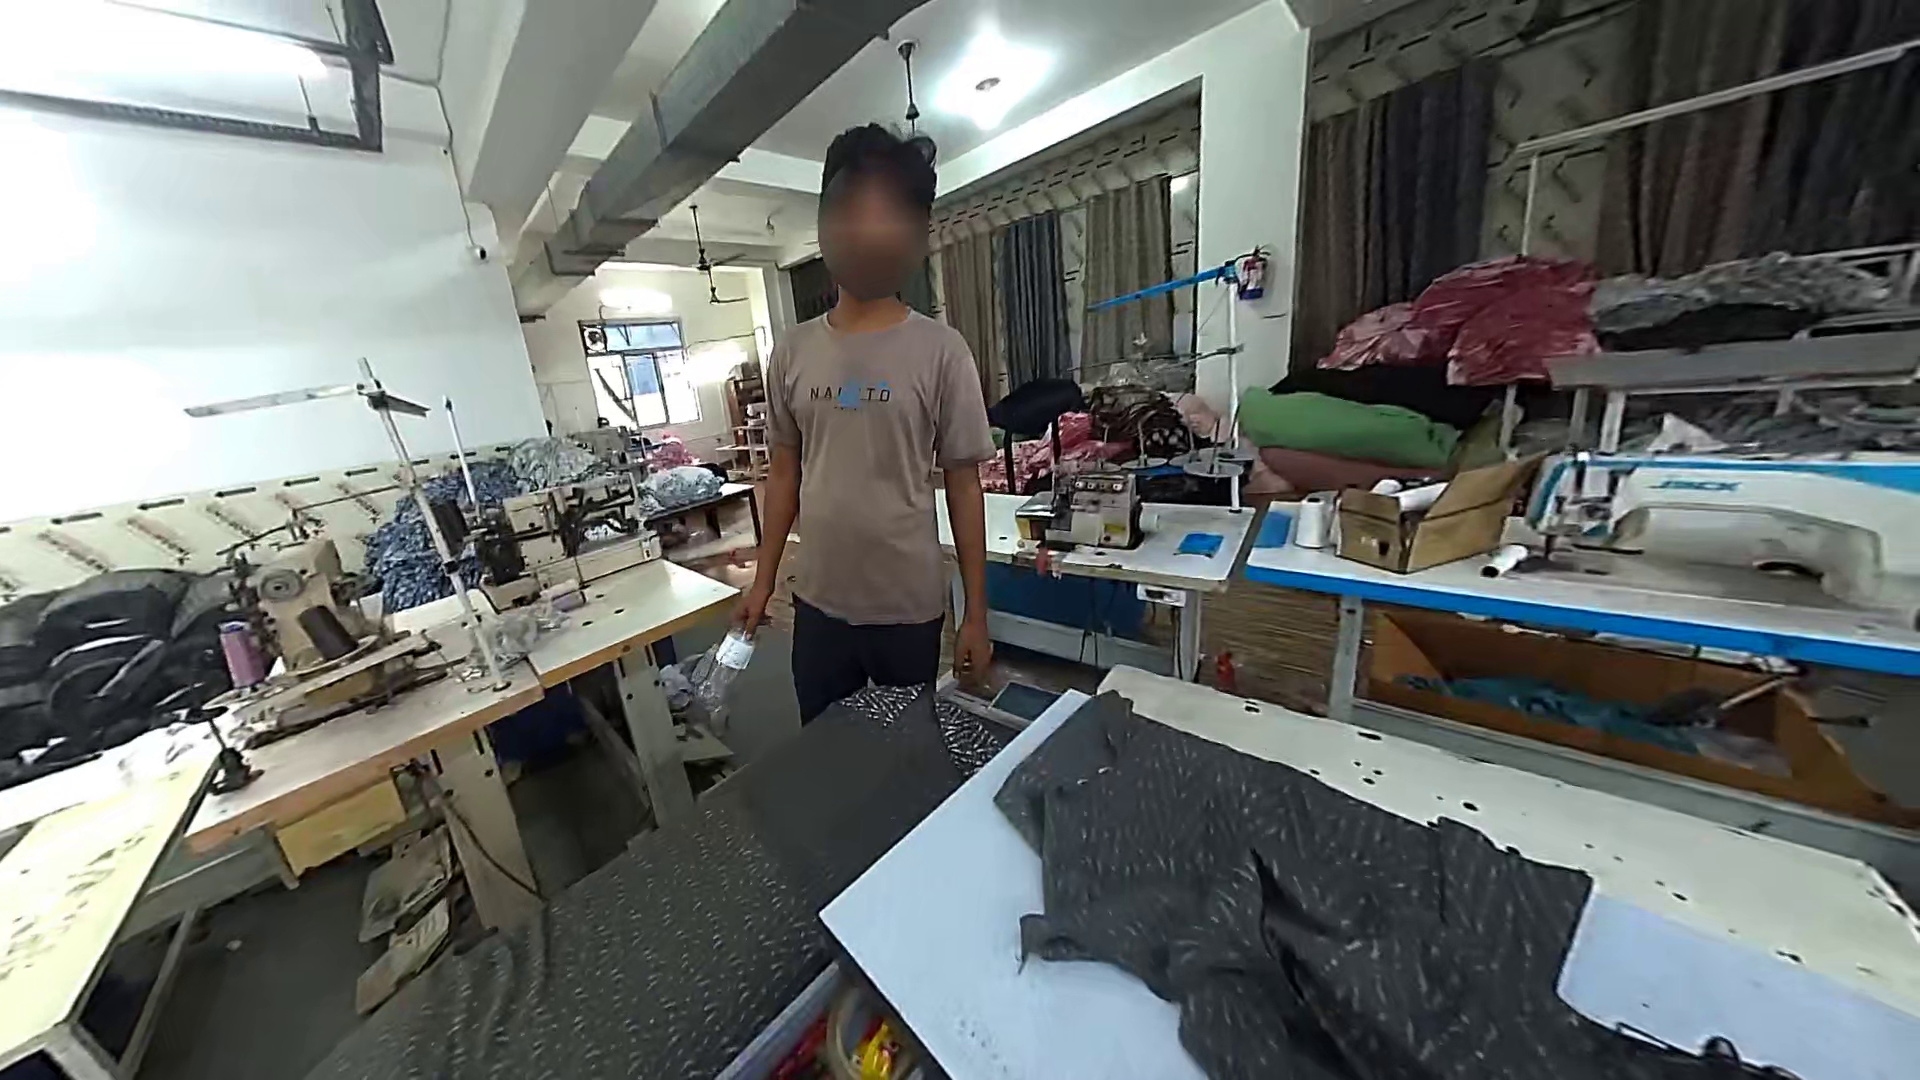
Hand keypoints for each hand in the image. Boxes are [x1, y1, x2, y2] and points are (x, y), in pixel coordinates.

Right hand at [733, 582, 773, 637]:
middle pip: (744, 624)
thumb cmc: (758, 599)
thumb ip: (750, 627)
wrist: (765, 586)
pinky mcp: (755, 607)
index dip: (739, 634)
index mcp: (737, 613)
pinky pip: (757, 615)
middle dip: (752, 629)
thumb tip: (746, 638)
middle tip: (759, 633)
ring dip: (759, 623)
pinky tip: (769, 620)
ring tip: (767, 624)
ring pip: (752, 620)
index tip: (745, 640)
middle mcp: (741, 611)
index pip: (734, 627)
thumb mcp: (755, 615)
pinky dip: (762, 618)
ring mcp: (748, 609)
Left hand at [953, 615, 993, 688]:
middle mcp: (986, 658)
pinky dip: (973, 660)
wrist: (975, 618)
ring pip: (980, 664)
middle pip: (980, 671)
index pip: (977, 677)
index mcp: (981, 662)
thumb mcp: (959, 651)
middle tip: (962, 677)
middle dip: (971, 675)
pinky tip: (967, 657)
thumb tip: (957, 675)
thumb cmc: (969, 633)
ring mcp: (987, 650)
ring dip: (972, 667)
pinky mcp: (985, 644)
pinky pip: (980, 656)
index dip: (969, 682)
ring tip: (962, 668)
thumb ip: (958, 664)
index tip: (962, 683)